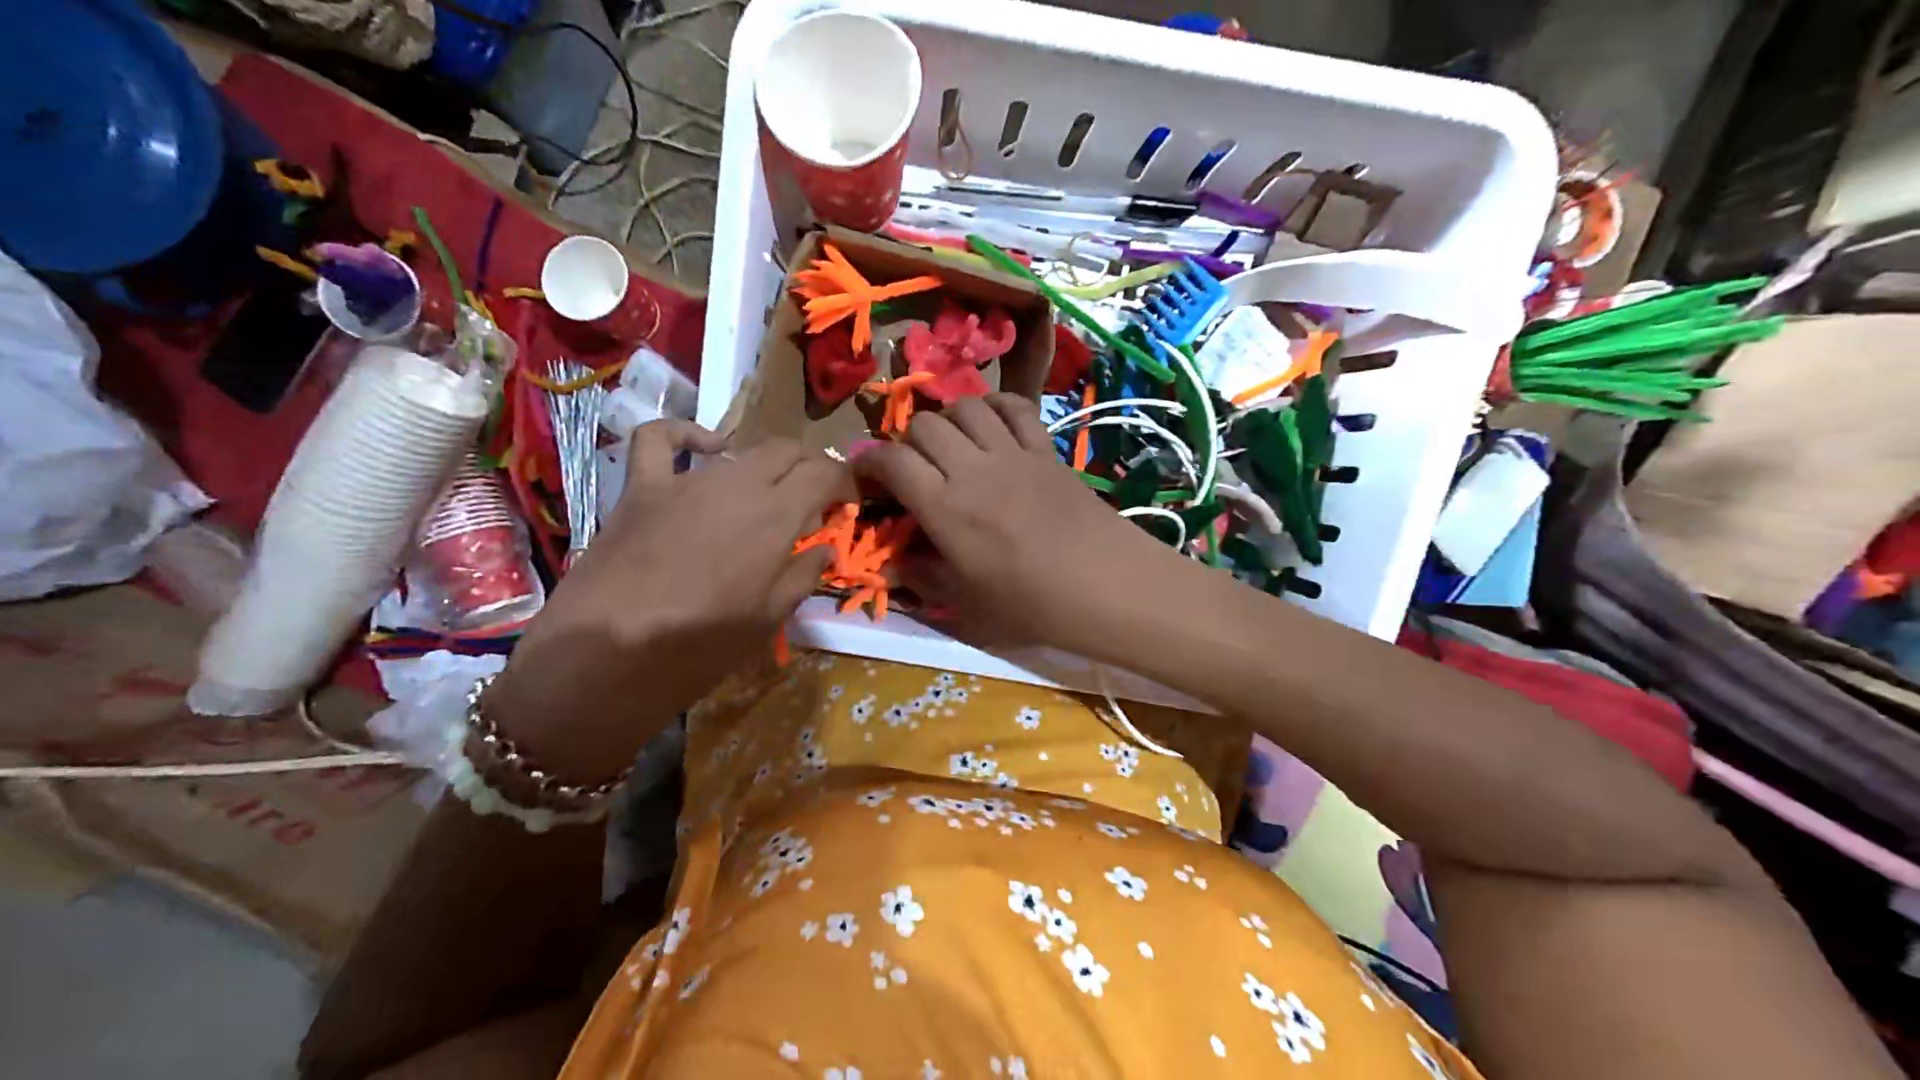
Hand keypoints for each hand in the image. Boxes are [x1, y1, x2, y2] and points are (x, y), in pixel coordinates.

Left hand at [487, 421, 846, 779]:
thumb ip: (803, 574)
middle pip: (786, 452)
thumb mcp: (768, 620)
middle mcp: (736, 484)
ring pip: (740, 451)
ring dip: (764, 468)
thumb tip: (824, 547)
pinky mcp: (642, 487)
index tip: (847, 503)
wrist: (605, 655)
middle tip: (813, 500)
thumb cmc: (698, 647)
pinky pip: (660, 440)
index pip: (823, 473)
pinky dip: (686, 434)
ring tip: (766, 497)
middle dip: (809, 468)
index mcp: (775, 515)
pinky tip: (705, 447)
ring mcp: (685, 480)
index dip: (843, 481)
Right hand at [855, 394, 1192, 657]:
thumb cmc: (1032, 605)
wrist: (1107, 587)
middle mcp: (973, 469)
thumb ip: (923, 578)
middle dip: (908, 441)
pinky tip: (991, 424)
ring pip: (966, 407)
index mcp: (946, 508)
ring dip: (948, 420)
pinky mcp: (1045, 450)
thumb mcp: (967, 603)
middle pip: (925, 426)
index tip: (866, 475)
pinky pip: (1015, 407)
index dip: (870, 462)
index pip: (893, 462)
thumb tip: (893, 564)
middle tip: (914, 468)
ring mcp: (1013, 453)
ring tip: (951, 446)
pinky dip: (995, 406)